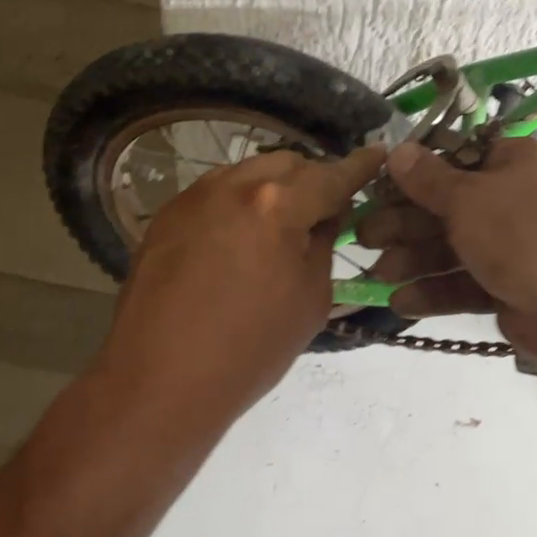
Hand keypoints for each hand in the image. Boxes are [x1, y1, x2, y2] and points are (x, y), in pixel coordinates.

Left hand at [99, 146, 386, 416]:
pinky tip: (240, 237)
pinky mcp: (166, 215)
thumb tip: (325, 217)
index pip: (332, 176)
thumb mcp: (310, 299)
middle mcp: (235, 185)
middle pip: (288, 164)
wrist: (159, 381)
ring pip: (248, 172)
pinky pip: (216, 192)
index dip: (359, 167)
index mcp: (278, 205)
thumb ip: (322, 245)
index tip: (377, 155)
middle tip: (326, 210)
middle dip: (312, 180)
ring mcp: (195, 196)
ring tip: (281, 224)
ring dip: (273, 189)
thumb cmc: (249, 349)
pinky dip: (239, 202)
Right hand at [356, 139, 536, 357]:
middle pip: (450, 205)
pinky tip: (402, 301)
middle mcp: (518, 198)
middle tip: (364, 236)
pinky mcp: (513, 285)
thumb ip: (429, 179)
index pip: (458, 157)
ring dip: (415, 258)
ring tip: (378, 274)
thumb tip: (397, 149)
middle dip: (406, 223)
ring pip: (455, 246)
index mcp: (517, 162)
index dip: (416, 172)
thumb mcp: (470, 200)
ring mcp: (518, 245)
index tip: (378, 186)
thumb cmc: (526, 237)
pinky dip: (437, 289)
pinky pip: (468, 280)